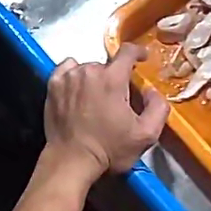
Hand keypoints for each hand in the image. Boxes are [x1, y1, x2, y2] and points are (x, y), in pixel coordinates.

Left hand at [42, 44, 168, 183]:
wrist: (72, 158)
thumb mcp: (146, 134)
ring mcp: (68, 76)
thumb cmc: (110, 148)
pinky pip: (67, 70)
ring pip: (87, 68)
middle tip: (116, 99)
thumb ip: (157, 107)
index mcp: (112, 79)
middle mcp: (88, 71)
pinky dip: (74, 76)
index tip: (142, 58)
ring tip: (96, 100)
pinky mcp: (53, 84)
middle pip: (107, 66)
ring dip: (94, 79)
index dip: (138, 52)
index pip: (127, 52)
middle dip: (115, 78)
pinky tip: (78, 91)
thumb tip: (150, 90)